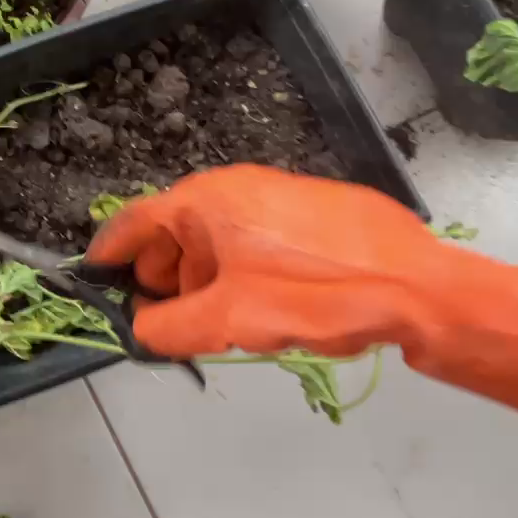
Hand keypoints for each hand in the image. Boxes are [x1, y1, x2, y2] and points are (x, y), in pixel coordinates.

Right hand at [86, 165, 469, 359]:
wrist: (426, 290)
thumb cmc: (317, 295)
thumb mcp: (233, 320)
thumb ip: (171, 328)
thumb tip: (139, 330)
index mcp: (207, 200)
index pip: (136, 219)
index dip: (109, 249)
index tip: (90, 274)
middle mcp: (234, 187)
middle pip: (175, 230)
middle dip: (159, 273)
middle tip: (160, 315)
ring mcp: (275, 195)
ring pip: (215, 236)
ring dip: (200, 275)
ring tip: (213, 318)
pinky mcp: (310, 212)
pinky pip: (252, 237)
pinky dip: (236, 267)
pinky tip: (259, 303)